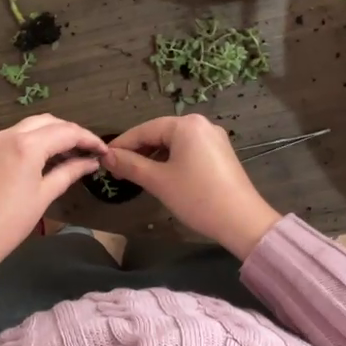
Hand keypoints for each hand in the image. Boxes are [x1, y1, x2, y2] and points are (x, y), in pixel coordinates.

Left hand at [0, 114, 107, 263]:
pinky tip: (40, 157)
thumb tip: (90, 162)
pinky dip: (30, 141)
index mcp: (26, 145)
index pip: (66, 132)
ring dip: (49, 134)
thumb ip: (69, 173)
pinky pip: (11, 136)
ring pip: (27, 126)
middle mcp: (7, 134)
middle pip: (47, 121)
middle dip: (69, 132)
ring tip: (66, 154)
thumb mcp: (43, 196)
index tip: (103, 151)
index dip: (88, 139)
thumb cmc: (10, 222)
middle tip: (86, 150)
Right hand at [101, 115, 281, 258]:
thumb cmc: (197, 197)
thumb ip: (130, 165)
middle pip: (159, 134)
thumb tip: (106, 156)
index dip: (122, 145)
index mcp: (186, 124)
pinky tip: (160, 176)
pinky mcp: (220, 153)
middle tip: (117, 171)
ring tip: (136, 175)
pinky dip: (171, 160)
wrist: (242, 221)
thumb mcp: (158, 181)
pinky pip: (188, 151)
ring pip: (173, 143)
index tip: (103, 159)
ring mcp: (214, 138)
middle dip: (137, 151)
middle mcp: (201, 124)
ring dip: (153, 157)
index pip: (144, 130)